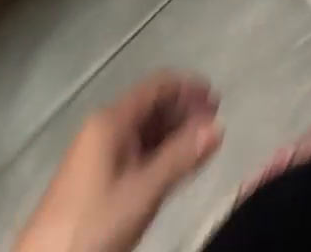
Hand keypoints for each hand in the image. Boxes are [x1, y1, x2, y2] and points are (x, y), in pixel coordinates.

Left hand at [17, 74, 223, 251]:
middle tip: (216, 123)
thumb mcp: (142, 191)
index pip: (156, 87)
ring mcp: (100, 155)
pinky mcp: (99, 179)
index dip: (187, 88)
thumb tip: (218, 126)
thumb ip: (181, 157)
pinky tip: (180, 166)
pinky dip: (162, 154)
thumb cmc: (93, 224)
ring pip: (145, 132)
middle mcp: (105, 130)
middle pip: (151, 107)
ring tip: (205, 145)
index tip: (217, 99)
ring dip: (175, 134)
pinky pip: (138, 153)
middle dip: (184, 111)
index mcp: (110, 122)